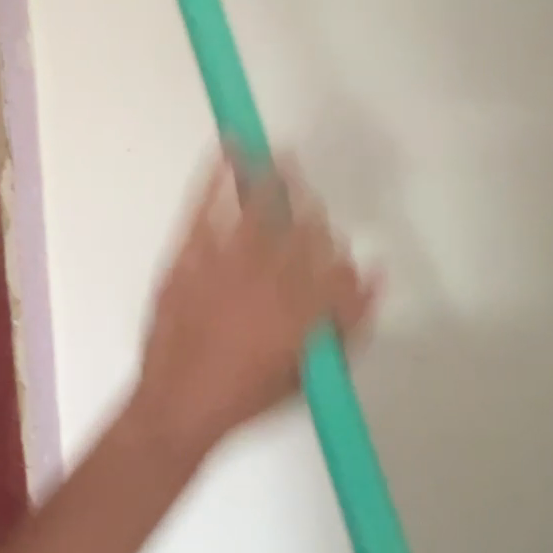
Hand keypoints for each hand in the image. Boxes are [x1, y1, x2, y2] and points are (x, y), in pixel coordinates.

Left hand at [129, 152, 378, 458]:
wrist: (177, 404)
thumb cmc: (244, 398)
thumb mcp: (310, 372)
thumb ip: (348, 322)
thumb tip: (375, 275)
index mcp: (305, 303)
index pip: (334, 256)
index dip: (332, 245)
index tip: (328, 238)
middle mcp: (269, 276)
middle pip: (300, 226)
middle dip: (307, 208)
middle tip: (305, 191)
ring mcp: (224, 264)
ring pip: (257, 209)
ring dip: (272, 178)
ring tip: (279, 154)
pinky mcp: (187, 259)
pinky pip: (203, 209)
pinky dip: (214, 177)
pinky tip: (225, 149)